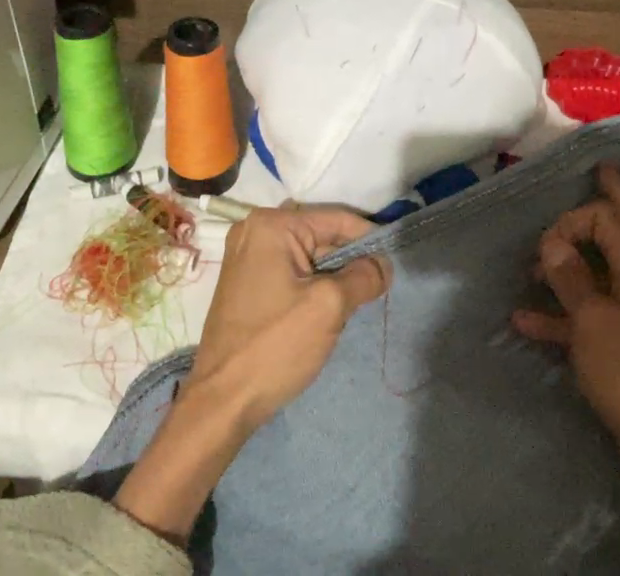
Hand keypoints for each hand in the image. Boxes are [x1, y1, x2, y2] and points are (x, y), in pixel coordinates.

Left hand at [187, 204, 390, 427]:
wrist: (222, 399)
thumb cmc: (275, 346)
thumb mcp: (329, 306)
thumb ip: (363, 276)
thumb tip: (384, 264)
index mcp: (271, 225)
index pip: (336, 219)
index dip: (371, 239)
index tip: (397, 263)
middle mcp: (254, 231)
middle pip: (321, 235)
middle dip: (351, 259)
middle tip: (380, 288)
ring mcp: (247, 257)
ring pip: (309, 257)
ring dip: (334, 276)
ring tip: (358, 301)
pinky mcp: (247, 283)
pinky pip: (292, 272)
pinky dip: (314, 286)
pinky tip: (330, 310)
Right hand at [512, 164, 619, 479]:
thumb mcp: (592, 324)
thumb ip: (570, 279)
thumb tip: (553, 244)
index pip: (609, 219)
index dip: (571, 223)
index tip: (543, 249)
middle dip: (611, 202)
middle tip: (601, 172)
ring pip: (614, 273)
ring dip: (576, 268)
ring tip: (532, 269)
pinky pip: (608, 313)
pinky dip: (574, 312)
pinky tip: (531, 322)